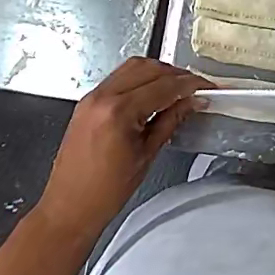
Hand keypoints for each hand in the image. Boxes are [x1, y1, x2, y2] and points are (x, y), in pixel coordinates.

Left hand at [34, 58, 206, 240]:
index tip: (206, 88)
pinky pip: (119, 77)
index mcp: (118, 112)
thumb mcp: (147, 154)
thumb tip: (191, 102)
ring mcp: (92, 98)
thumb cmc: (103, 192)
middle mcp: (102, 98)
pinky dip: (140, 79)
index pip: (164, 85)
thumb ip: (171, 120)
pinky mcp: (87, 102)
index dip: (191, 85)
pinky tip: (153, 92)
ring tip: (177, 88)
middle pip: (149, 68)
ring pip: (133, 67)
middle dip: (177, 75)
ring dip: (158, 72)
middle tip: (195, 88)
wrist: (68, 208)